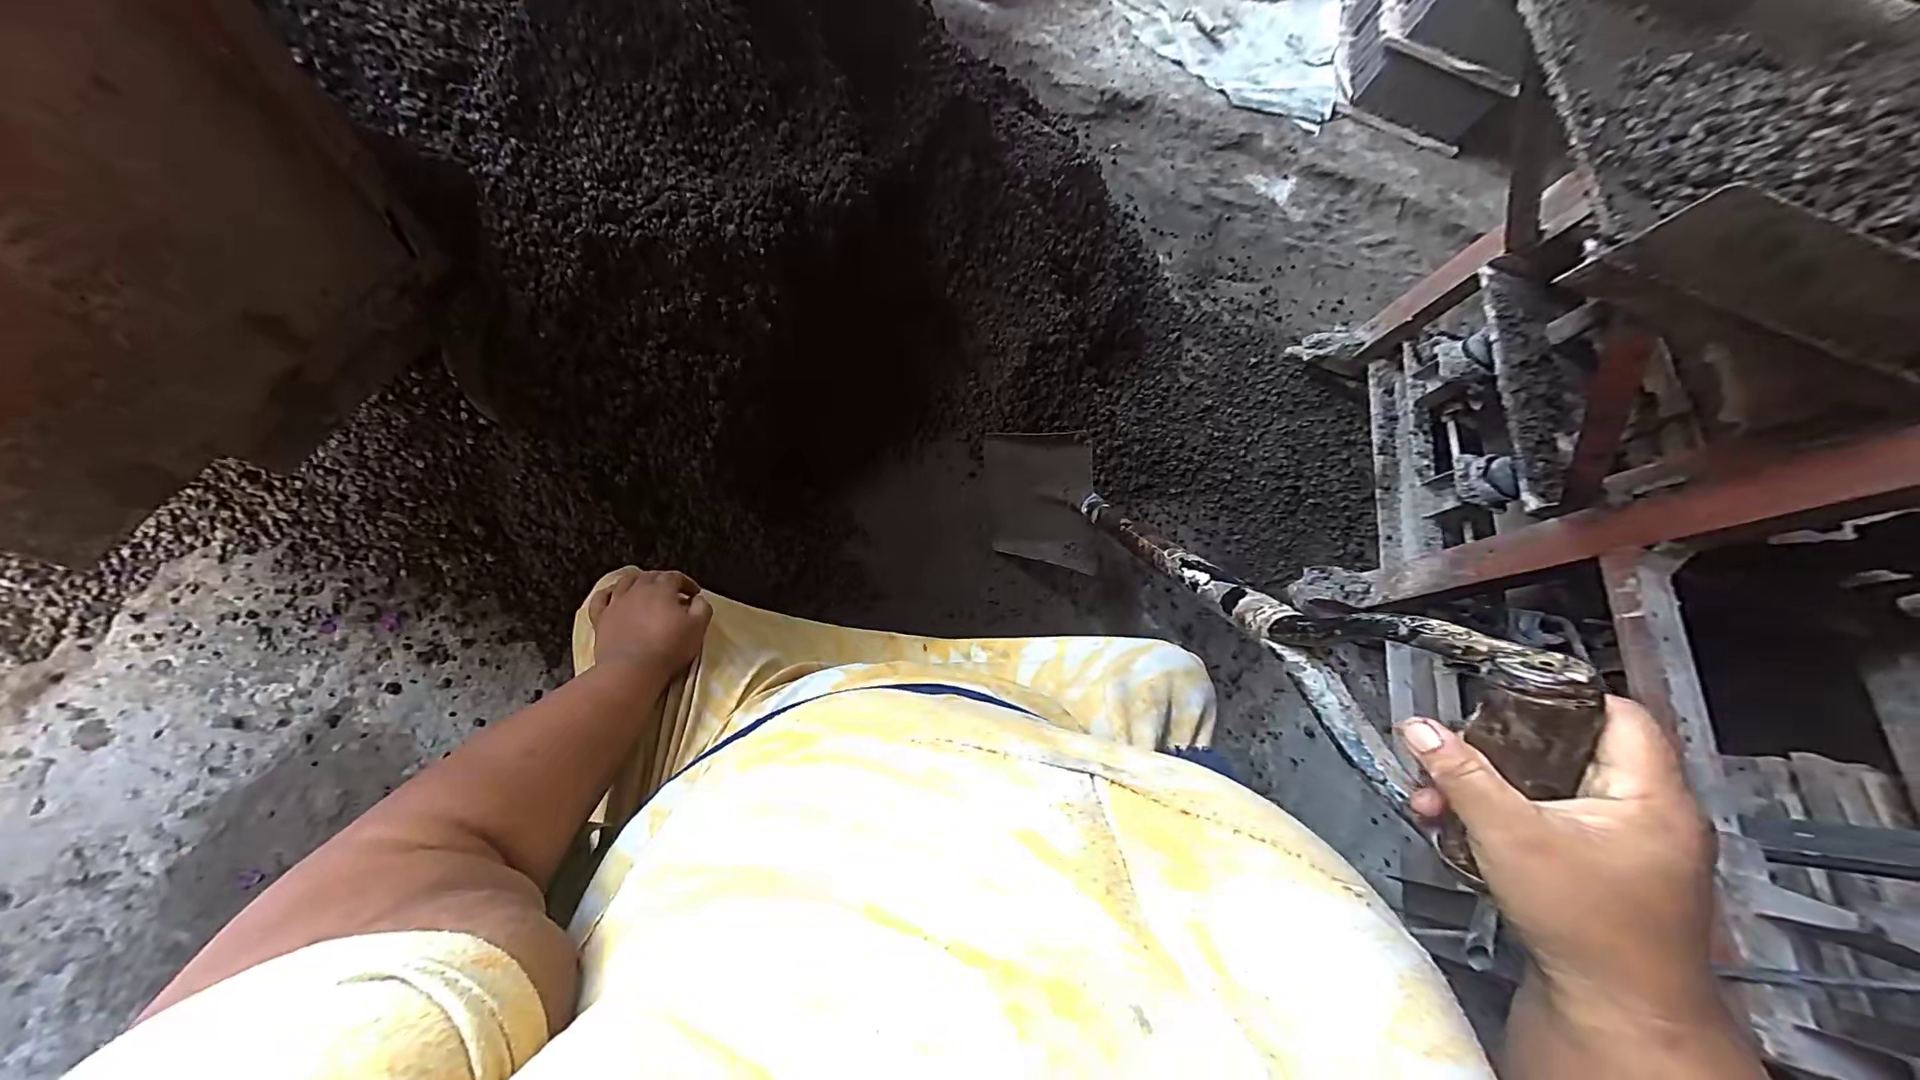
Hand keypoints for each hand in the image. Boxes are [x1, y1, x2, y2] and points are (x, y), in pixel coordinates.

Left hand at [588, 569, 711, 677]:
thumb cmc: (668, 647)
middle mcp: (638, 590)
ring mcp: (616, 602)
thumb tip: (698, 599)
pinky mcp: (601, 618)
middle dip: (663, 580)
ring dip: (637, 581)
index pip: (676, 577)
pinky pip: (601, 598)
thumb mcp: (698, 627)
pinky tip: (613, 595)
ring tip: (644, 588)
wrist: (631, 669)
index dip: (687, 583)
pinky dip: (608, 592)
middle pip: (650, 576)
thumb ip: (702, 608)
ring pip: (625, 582)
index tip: (694, 594)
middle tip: (673, 591)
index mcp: (662, 589)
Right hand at [1397, 697, 1717, 1012]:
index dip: (1559, 695)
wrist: (1615, 1007)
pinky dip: (1503, 813)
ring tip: (1446, 797)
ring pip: (1547, 783)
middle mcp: (1647, 813)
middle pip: (1565, 746)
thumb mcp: (1508, 834)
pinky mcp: (1601, 861)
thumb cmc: (1593, 932)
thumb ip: (1460, 774)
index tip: (1507, 695)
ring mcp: (1626, 839)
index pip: (1616, 712)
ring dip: (1489, 785)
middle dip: (1496, 749)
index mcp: (1648, 797)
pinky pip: (1545, 814)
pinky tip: (1466, 826)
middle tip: (1457, 751)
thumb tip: (1420, 729)